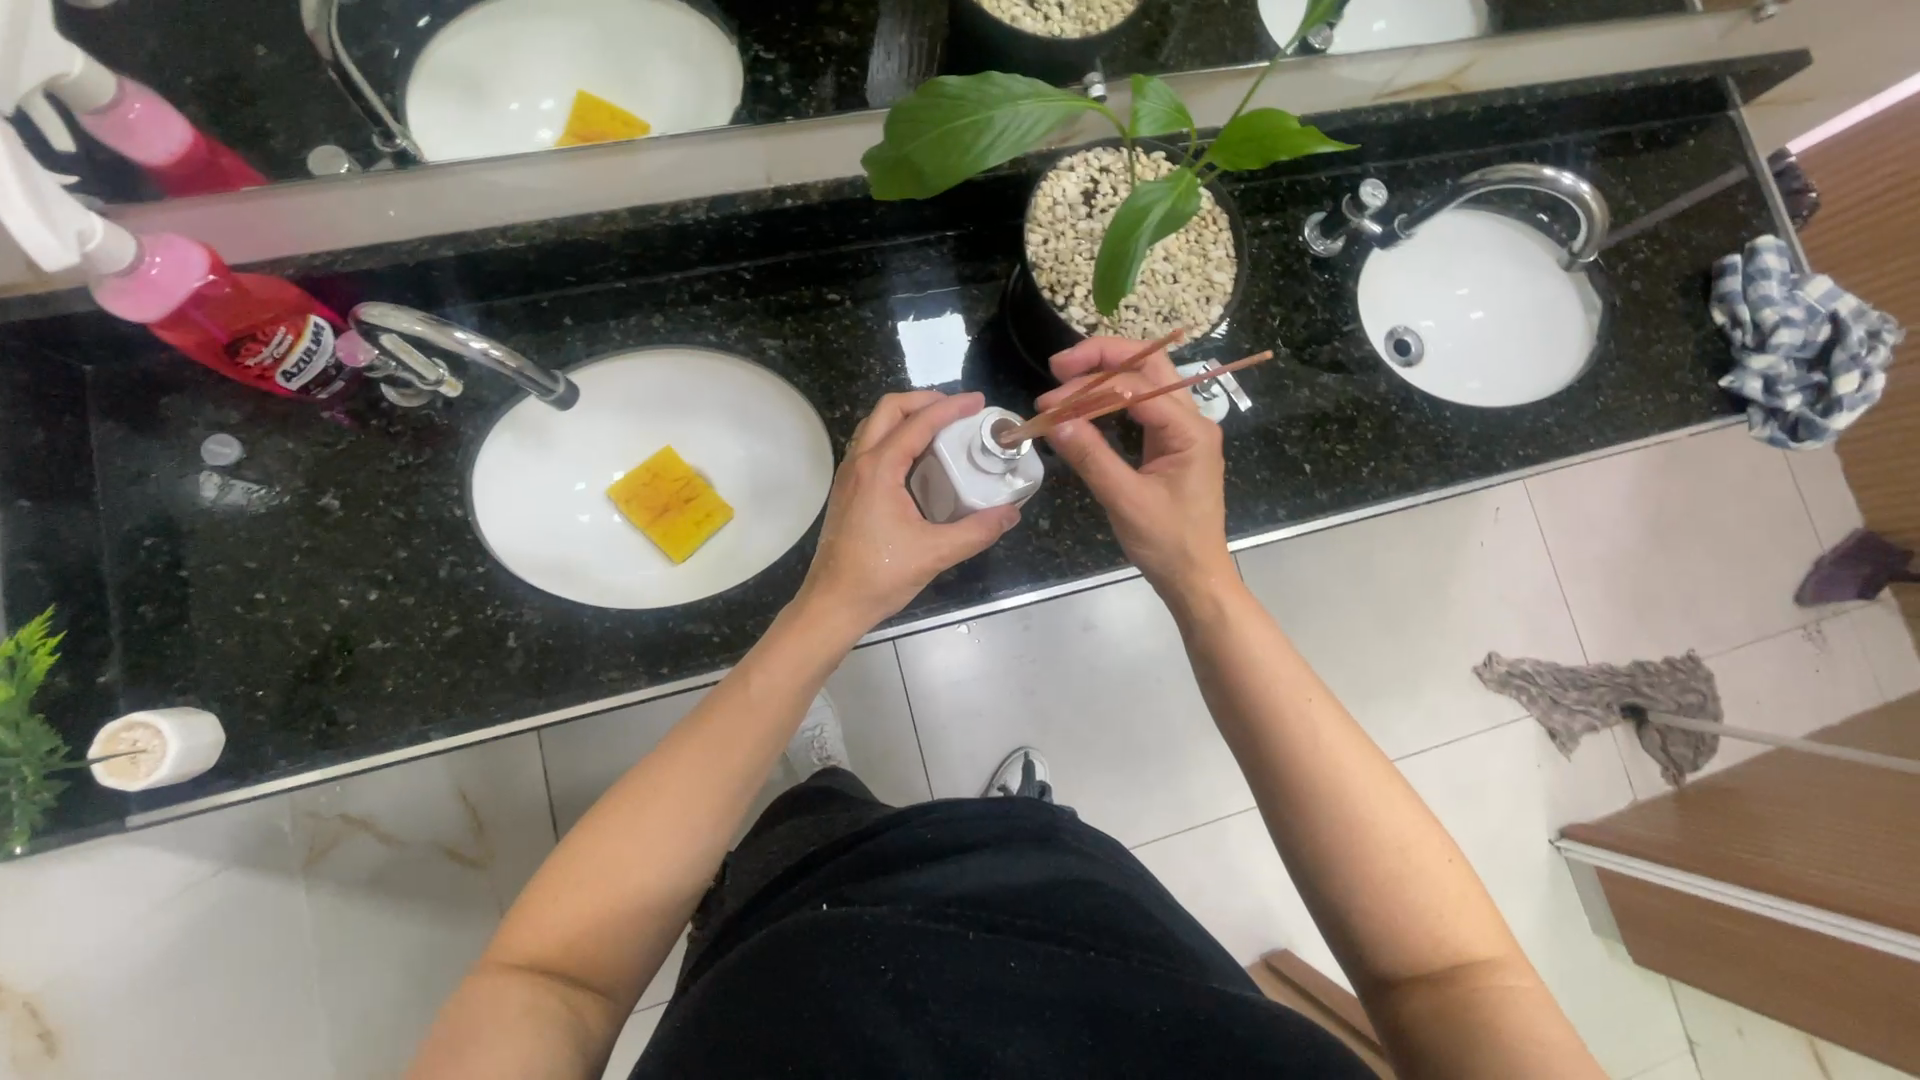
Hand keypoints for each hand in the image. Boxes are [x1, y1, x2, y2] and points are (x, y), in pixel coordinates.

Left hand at [798, 391, 1020, 631]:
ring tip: (940, 428)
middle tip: (956, 409)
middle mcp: (859, 463)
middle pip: (888, 410)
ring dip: (906, 417)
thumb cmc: (879, 577)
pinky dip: (895, 438)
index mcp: (878, 469)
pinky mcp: (847, 492)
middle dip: (923, 401)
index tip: (978, 402)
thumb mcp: (935, 554)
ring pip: (874, 426)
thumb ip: (976, 531)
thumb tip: (1011, 514)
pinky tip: (918, 461)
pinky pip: (870, 447)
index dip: (951, 408)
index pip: (918, 423)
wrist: (833, 604)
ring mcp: (849, 477)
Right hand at [1039, 337, 1236, 600]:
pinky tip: (1085, 407)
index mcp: (1189, 430)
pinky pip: (1141, 408)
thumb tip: (1054, 422)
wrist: (1196, 578)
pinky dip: (1111, 401)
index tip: (1049, 398)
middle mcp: (1191, 421)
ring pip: (1145, 382)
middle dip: (1102, 359)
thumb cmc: (1168, 544)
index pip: (1137, 383)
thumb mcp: (1125, 501)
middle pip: (1147, 366)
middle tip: (1058, 369)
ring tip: (1065, 383)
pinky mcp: (1171, 445)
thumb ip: (1091, 457)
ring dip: (1105, 376)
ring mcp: (1182, 431)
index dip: (1089, 383)